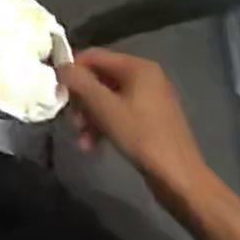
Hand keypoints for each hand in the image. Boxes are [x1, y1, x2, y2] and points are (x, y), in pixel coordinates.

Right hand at [57, 50, 210, 197]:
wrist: (182, 183)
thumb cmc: (142, 138)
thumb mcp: (105, 107)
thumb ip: (79, 82)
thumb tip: (60, 65)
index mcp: (138, 67)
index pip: (94, 55)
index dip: (72, 69)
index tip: (57, 88)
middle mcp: (145, 77)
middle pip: (100, 78)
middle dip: (82, 99)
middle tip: (70, 119)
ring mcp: (150, 100)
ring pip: (107, 98)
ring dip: (90, 116)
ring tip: (81, 138)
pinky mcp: (151, 121)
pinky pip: (119, 113)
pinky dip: (104, 125)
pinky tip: (93, 145)